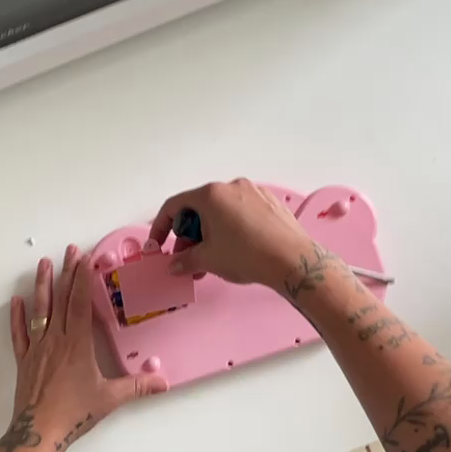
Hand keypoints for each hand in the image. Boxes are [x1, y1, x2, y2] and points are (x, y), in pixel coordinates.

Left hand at [2, 244, 167, 451]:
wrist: (38, 432)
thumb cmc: (74, 413)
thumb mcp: (110, 399)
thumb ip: (138, 386)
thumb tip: (164, 381)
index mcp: (77, 344)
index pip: (80, 303)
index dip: (82, 278)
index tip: (85, 258)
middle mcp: (56, 340)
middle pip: (61, 300)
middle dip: (66, 273)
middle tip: (69, 251)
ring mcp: (37, 349)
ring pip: (39, 310)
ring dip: (42, 286)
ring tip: (43, 264)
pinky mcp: (24, 361)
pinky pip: (19, 334)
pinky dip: (17, 317)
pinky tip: (16, 301)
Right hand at [146, 179, 318, 289]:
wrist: (292, 259)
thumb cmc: (246, 255)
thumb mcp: (208, 259)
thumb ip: (185, 260)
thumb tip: (175, 265)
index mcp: (210, 195)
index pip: (174, 205)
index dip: (160, 227)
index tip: (158, 245)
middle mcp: (231, 186)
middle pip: (198, 208)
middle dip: (189, 234)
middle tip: (188, 257)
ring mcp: (253, 192)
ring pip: (220, 211)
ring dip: (209, 233)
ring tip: (211, 259)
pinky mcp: (270, 202)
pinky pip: (241, 212)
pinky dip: (230, 228)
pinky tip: (235, 250)